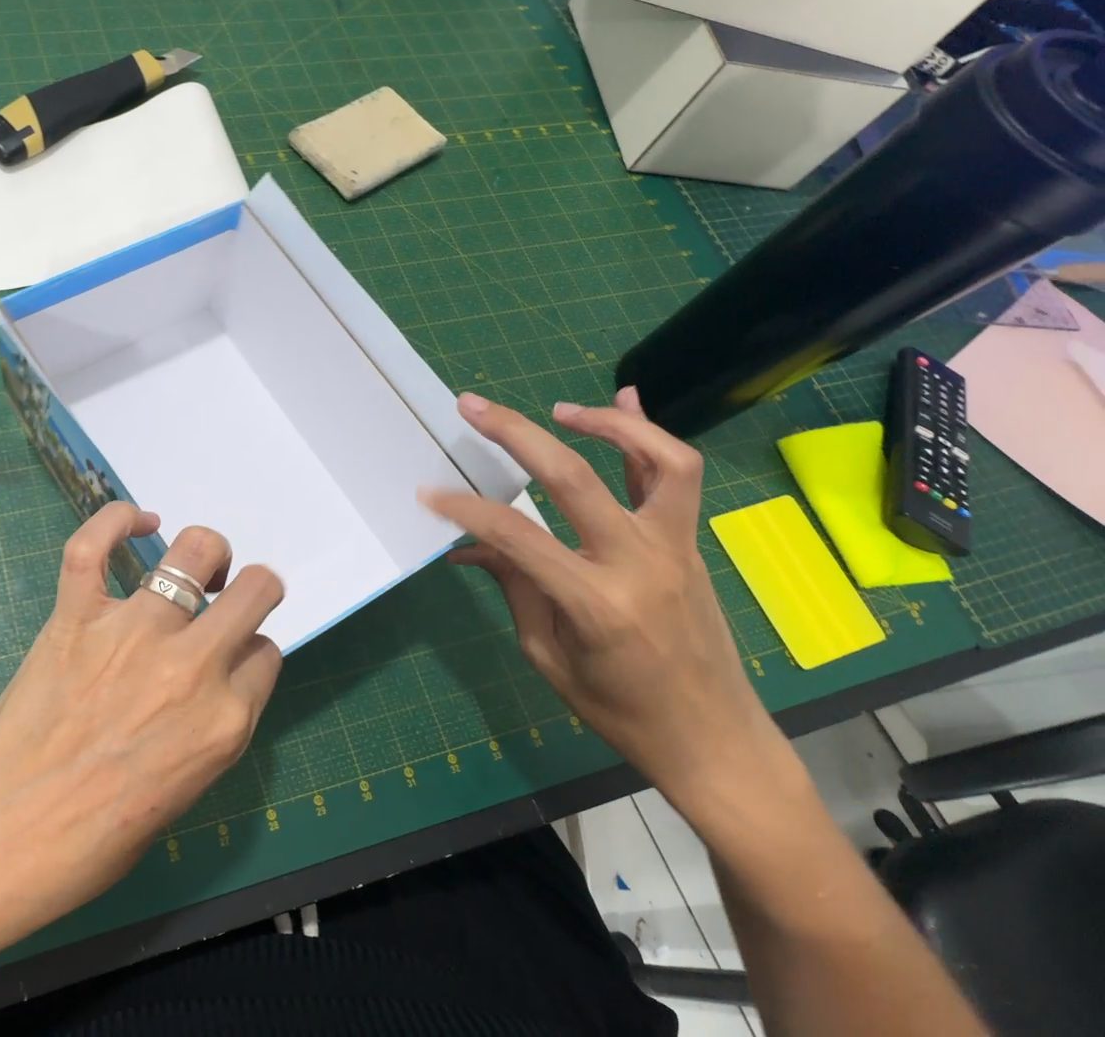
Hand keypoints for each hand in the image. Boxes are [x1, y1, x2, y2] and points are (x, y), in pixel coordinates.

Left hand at [0, 503, 284, 986]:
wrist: (9, 834)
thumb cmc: (99, 838)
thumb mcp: (187, 789)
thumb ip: (210, 726)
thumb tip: (210, 681)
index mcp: (226, 720)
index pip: (266, 653)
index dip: (250, 652)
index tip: (230, 660)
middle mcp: (192, 666)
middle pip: (255, 589)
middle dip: (252, 588)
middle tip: (227, 598)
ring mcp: (132, 632)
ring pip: (194, 550)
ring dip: (203, 554)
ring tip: (188, 568)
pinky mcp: (75, 616)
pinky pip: (95, 545)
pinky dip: (118, 521)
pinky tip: (137, 521)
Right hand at [417, 388, 787, 802]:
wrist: (713, 738)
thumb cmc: (620, 712)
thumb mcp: (550, 657)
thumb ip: (518, 589)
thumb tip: (475, 547)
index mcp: (595, 603)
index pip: (517, 537)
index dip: (466, 510)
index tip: (428, 494)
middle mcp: (639, 562)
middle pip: (574, 478)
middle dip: (516, 434)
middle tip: (473, 407)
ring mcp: (674, 547)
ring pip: (656, 460)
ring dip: (605, 424)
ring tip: (558, 410)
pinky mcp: (690, 544)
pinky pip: (676, 478)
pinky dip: (647, 438)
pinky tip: (623, 403)